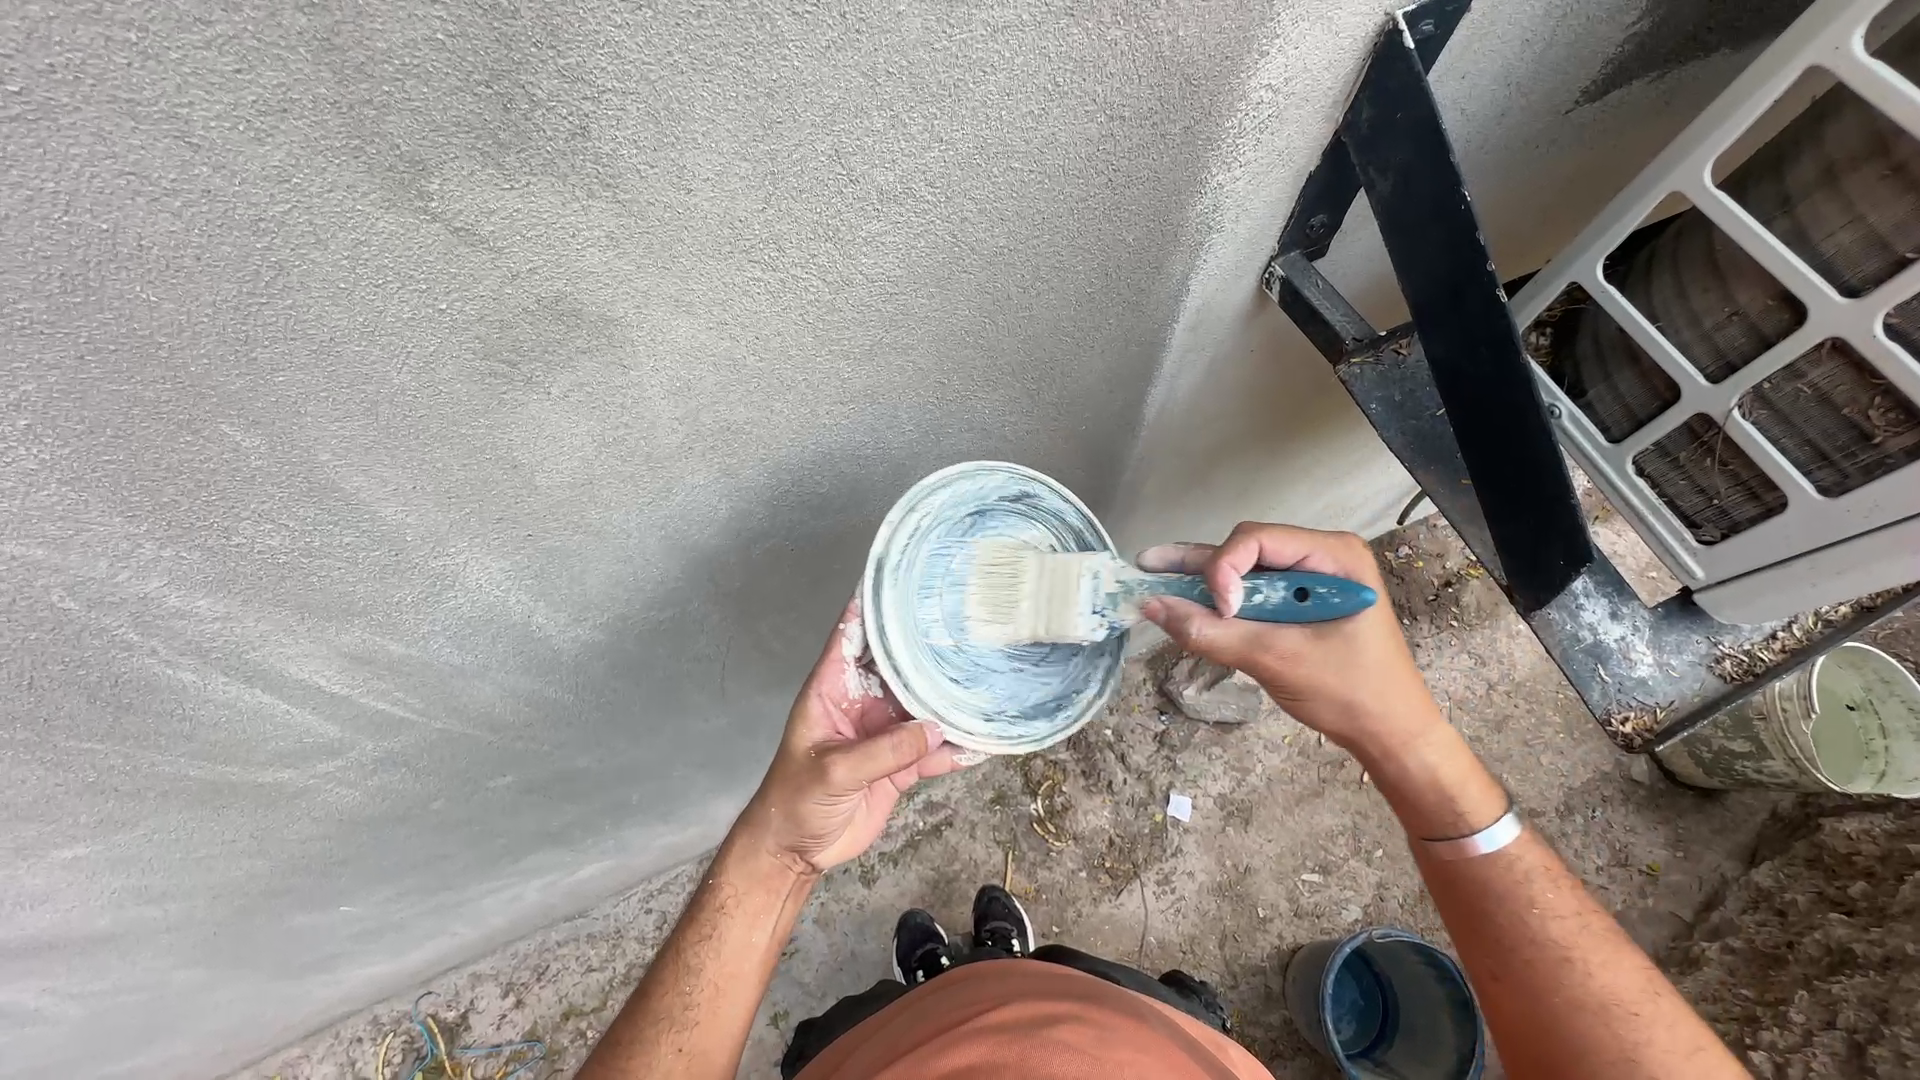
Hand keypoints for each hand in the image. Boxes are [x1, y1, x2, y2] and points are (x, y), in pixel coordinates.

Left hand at [740, 596, 967, 875]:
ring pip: (923, 707)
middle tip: (965, 623)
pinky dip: (956, 746)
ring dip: (950, 699)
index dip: (872, 605)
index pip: (852, 636)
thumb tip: (935, 728)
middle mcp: (863, 702)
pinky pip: (933, 749)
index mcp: (833, 689)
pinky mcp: (900, 764)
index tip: (902, 578)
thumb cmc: (795, 801)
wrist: (797, 851)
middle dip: (927, 648)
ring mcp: (884, 733)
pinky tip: (985, 738)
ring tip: (987, 677)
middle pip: (899, 666)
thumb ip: (883, 751)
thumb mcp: (833, 772)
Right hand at [1137, 522, 1442, 755]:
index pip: (1256, 540)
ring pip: (1242, 570)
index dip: (1223, 569)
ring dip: (1201, 581)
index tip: (1221, 614)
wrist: (1391, 733)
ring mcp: (1308, 580)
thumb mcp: (1275, 659)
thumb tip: (1150, 606)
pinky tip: (1181, 600)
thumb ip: (1211, 632)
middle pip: (1244, 550)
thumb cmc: (1348, 692)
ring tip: (1151, 574)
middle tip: (1149, 571)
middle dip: (1202, 568)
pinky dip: (1219, 602)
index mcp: (1333, 556)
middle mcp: (1319, 557)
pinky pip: (1251, 593)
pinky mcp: (1297, 603)